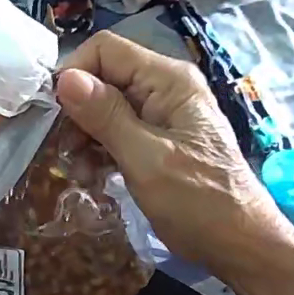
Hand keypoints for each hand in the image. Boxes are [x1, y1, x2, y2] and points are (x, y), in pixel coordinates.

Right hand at [54, 33, 291, 277]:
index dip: (74, 75)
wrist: (238, 244)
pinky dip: (98, 152)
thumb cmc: (198, 202)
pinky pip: (115, 133)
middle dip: (77, 114)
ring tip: (79, 173)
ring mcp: (160, 115)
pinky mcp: (155, 141)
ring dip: (83, 138)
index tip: (55, 117)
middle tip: (65, 154)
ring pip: (104, 109)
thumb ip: (106, 116)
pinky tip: (92, 177)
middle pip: (102, 79)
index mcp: (168, 80)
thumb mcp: (146, 159)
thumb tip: (65, 78)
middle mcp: (164, 88)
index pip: (106, 50)